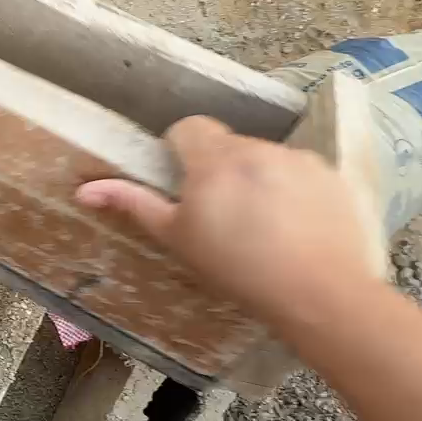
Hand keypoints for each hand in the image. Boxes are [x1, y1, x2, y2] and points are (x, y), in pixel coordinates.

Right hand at [76, 115, 378, 329]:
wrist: (320, 293)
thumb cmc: (233, 266)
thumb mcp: (174, 237)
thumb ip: (131, 203)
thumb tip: (84, 190)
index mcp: (214, 160)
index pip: (189, 127)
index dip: (179, 148)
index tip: (182, 181)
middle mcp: (258, 149)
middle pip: (227, 144)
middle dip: (217, 167)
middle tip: (216, 211)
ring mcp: (303, 161)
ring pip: (264, 157)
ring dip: (254, 178)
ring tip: (258, 223)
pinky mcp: (337, 178)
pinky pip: (301, 173)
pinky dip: (292, 190)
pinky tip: (293, 226)